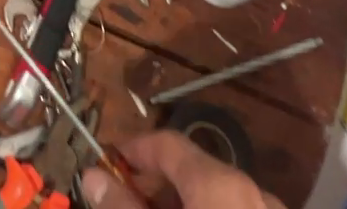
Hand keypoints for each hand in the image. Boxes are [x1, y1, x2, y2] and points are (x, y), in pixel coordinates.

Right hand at [80, 130, 283, 208]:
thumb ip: (122, 205)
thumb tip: (92, 175)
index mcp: (221, 182)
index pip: (167, 143)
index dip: (132, 150)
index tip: (107, 166)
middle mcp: (254, 193)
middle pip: (194, 172)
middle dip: (155, 185)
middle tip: (126, 203)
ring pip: (218, 200)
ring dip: (182, 205)